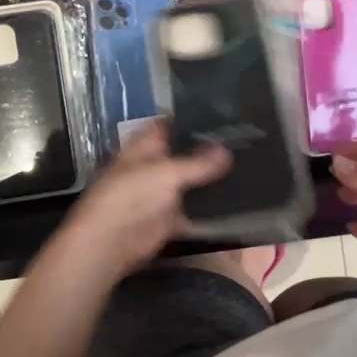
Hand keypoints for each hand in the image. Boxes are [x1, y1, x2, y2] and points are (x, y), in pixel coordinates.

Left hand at [48, 121, 230, 278]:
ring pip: (188, 183)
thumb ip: (198, 163)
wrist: (112, 241)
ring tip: (244, 167)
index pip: (166, 126)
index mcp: (143, 148)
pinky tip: (234, 203)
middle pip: (180, 155)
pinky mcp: (167, 219)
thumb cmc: (132, 195)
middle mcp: (151, 167)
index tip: (219, 115)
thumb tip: (227, 150)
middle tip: (240, 142)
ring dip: (208, 179)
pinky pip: (192, 211)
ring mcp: (159, 194)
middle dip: (205, 151)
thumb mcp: (168, 173)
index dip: (188, 120)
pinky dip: (208, 209)